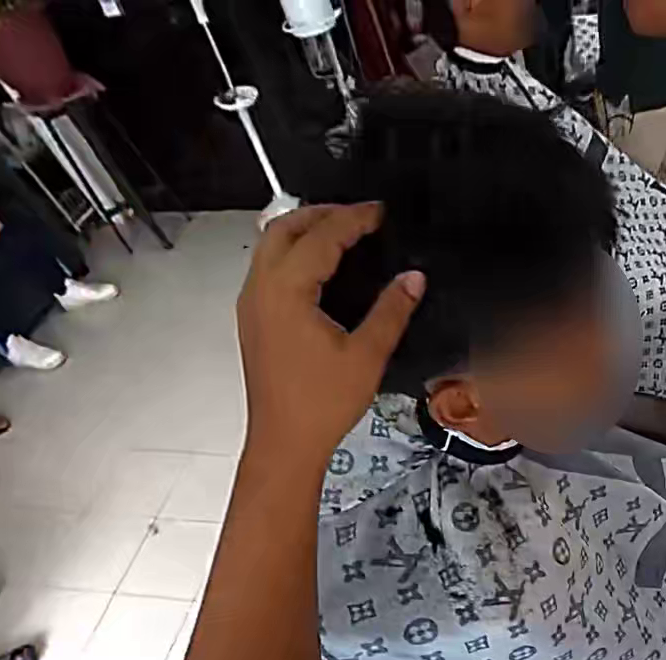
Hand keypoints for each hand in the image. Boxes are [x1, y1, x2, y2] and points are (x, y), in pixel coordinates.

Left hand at [235, 203, 424, 462]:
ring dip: (303, 231)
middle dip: (321, 213)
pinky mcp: (252, 320)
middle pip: (284, 227)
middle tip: (358, 216)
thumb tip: (414, 278)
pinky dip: (293, 254)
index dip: (353, 219)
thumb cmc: (323, 403)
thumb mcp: (367, 356)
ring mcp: (251, 304)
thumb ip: (391, 312)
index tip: (379, 211)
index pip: (321, 237)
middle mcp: (260, 288)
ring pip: (270, 246)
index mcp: (287, 291)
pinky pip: (268, 269)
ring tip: (340, 234)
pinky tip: (318, 270)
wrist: (285, 441)